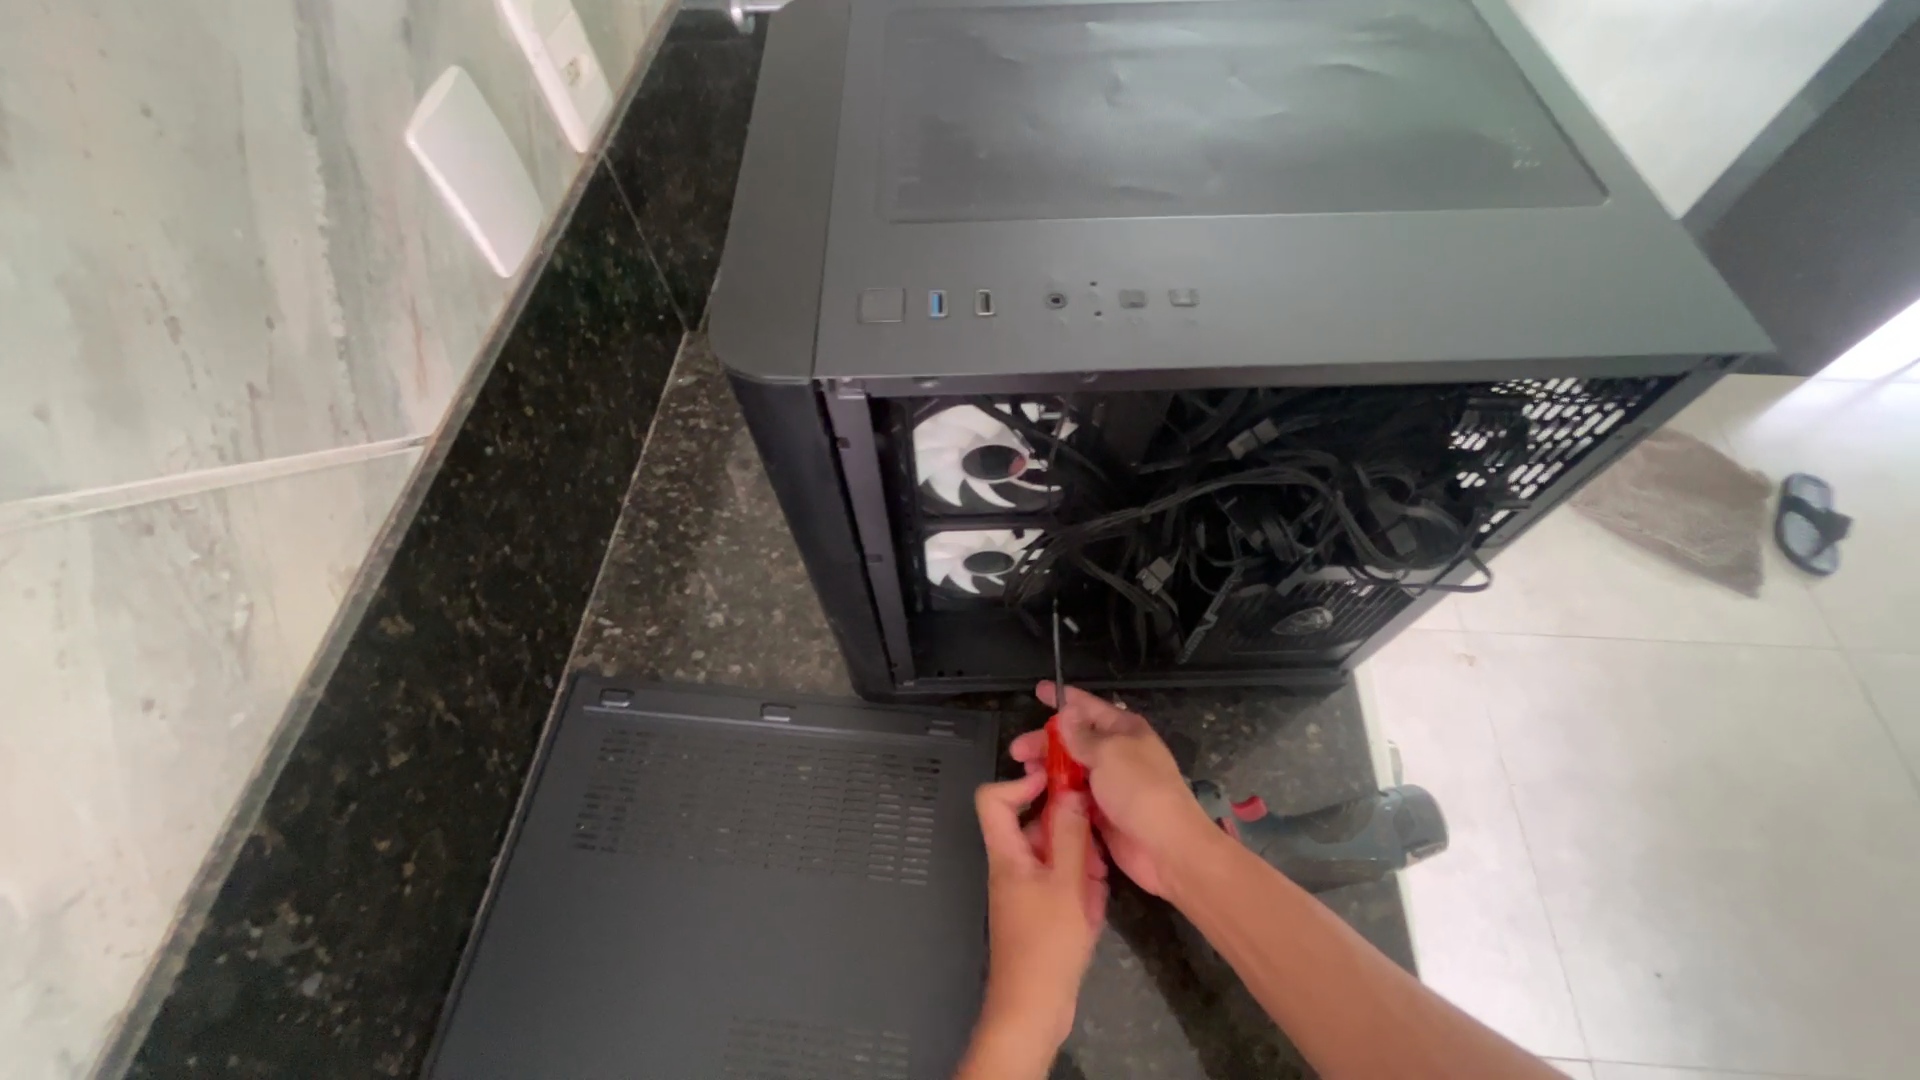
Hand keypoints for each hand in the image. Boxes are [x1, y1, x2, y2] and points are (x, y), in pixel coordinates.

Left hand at [970, 773, 1105, 1057]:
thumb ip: (1071, 835)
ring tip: (1097, 884)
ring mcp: (1025, 890)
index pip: (992, 798)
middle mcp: (1011, 865)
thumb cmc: (1046, 945)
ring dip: (1080, 862)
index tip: (1055, 780)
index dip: (1020, 782)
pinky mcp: (1038, 912)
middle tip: (1096, 843)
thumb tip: (1070, 790)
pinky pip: (1060, 883)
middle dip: (1069, 830)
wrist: (1033, 1010)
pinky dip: (1079, 888)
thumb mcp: (1067, 884)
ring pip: (1053, 855)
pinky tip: (1094, 906)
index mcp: (1006, 853)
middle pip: (1034, 826)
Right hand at [1016, 683, 1217, 897]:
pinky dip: (1058, 796)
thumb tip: (1067, 713)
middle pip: (1075, 741)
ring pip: (1071, 770)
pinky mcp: (1103, 813)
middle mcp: (1118, 753)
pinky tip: (1038, 798)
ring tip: (1026, 775)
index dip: (1063, 699)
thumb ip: (1081, 735)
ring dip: (1048, 770)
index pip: (1089, 707)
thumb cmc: (1139, 789)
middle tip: (1018, 751)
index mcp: (1124, 730)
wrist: (1167, 847)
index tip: (1039, 691)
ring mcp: (1110, 785)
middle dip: (1046, 742)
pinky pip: (1074, 798)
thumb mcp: (1108, 752)